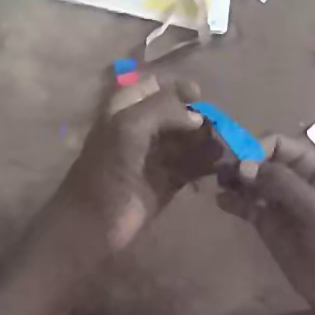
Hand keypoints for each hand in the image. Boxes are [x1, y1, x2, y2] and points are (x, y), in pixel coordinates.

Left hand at [44, 75, 217, 258]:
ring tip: (222, 149)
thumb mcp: (128, 128)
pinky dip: (206, 164)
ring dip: (205, 142)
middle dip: (197, 118)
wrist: (92, 227)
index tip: (198, 96)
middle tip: (217, 127)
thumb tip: (196, 117)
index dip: (175, 88)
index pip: (151, 88)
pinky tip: (220, 165)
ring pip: (185, 141)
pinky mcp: (164, 185)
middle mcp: (139, 131)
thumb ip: (162, 109)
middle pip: (175, 115)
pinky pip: (190, 167)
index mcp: (123, 112)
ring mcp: (153, 159)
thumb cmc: (105, 175)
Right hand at [218, 136, 314, 314]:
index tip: (238, 162)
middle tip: (221, 171)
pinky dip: (232, 200)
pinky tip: (220, 201)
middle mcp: (294, 178)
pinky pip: (245, 204)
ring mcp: (278, 200)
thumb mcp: (310, 208)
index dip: (256, 148)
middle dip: (241, 161)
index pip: (279, 144)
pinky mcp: (265, 222)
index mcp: (314, 168)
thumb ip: (278, 182)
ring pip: (250, 180)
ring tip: (218, 183)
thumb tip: (242, 165)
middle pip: (260, 159)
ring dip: (233, 178)